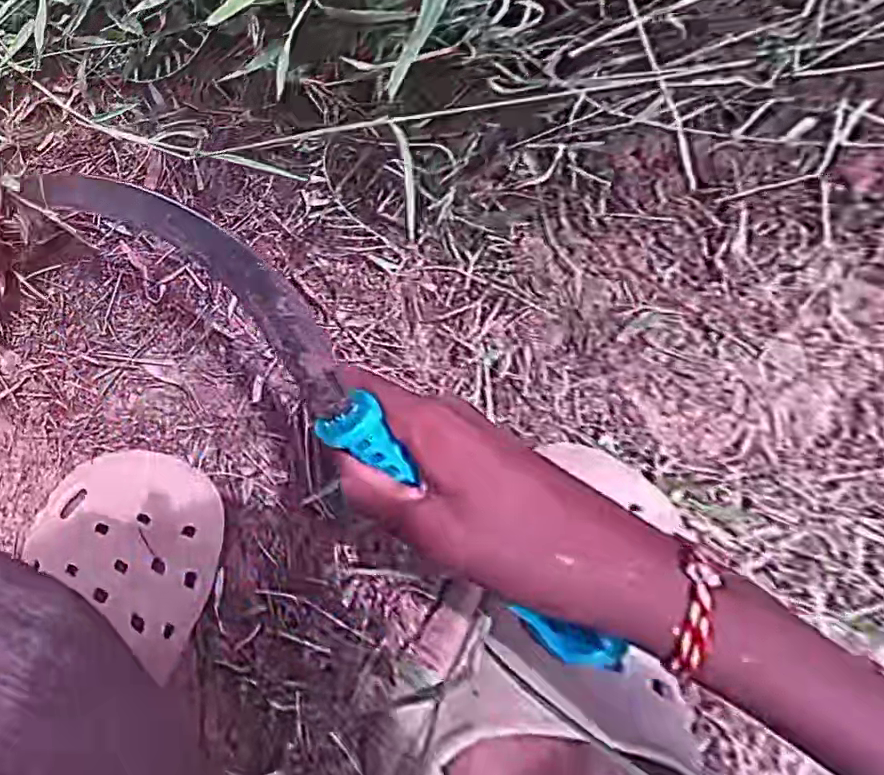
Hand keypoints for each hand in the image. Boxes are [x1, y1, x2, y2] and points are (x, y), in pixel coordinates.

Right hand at [335, 367, 685, 647]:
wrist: (635, 575)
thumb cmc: (532, 552)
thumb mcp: (433, 532)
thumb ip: (371, 491)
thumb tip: (340, 464)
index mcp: (426, 421)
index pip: (350, 385)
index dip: (327, 413)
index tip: (327, 451)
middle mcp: (447, 412)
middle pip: (373, 408)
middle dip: (360, 446)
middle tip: (375, 495)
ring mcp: (471, 428)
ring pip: (400, 430)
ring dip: (390, 463)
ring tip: (412, 510)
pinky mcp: (488, 448)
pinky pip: (429, 445)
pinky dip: (418, 470)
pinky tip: (441, 512)